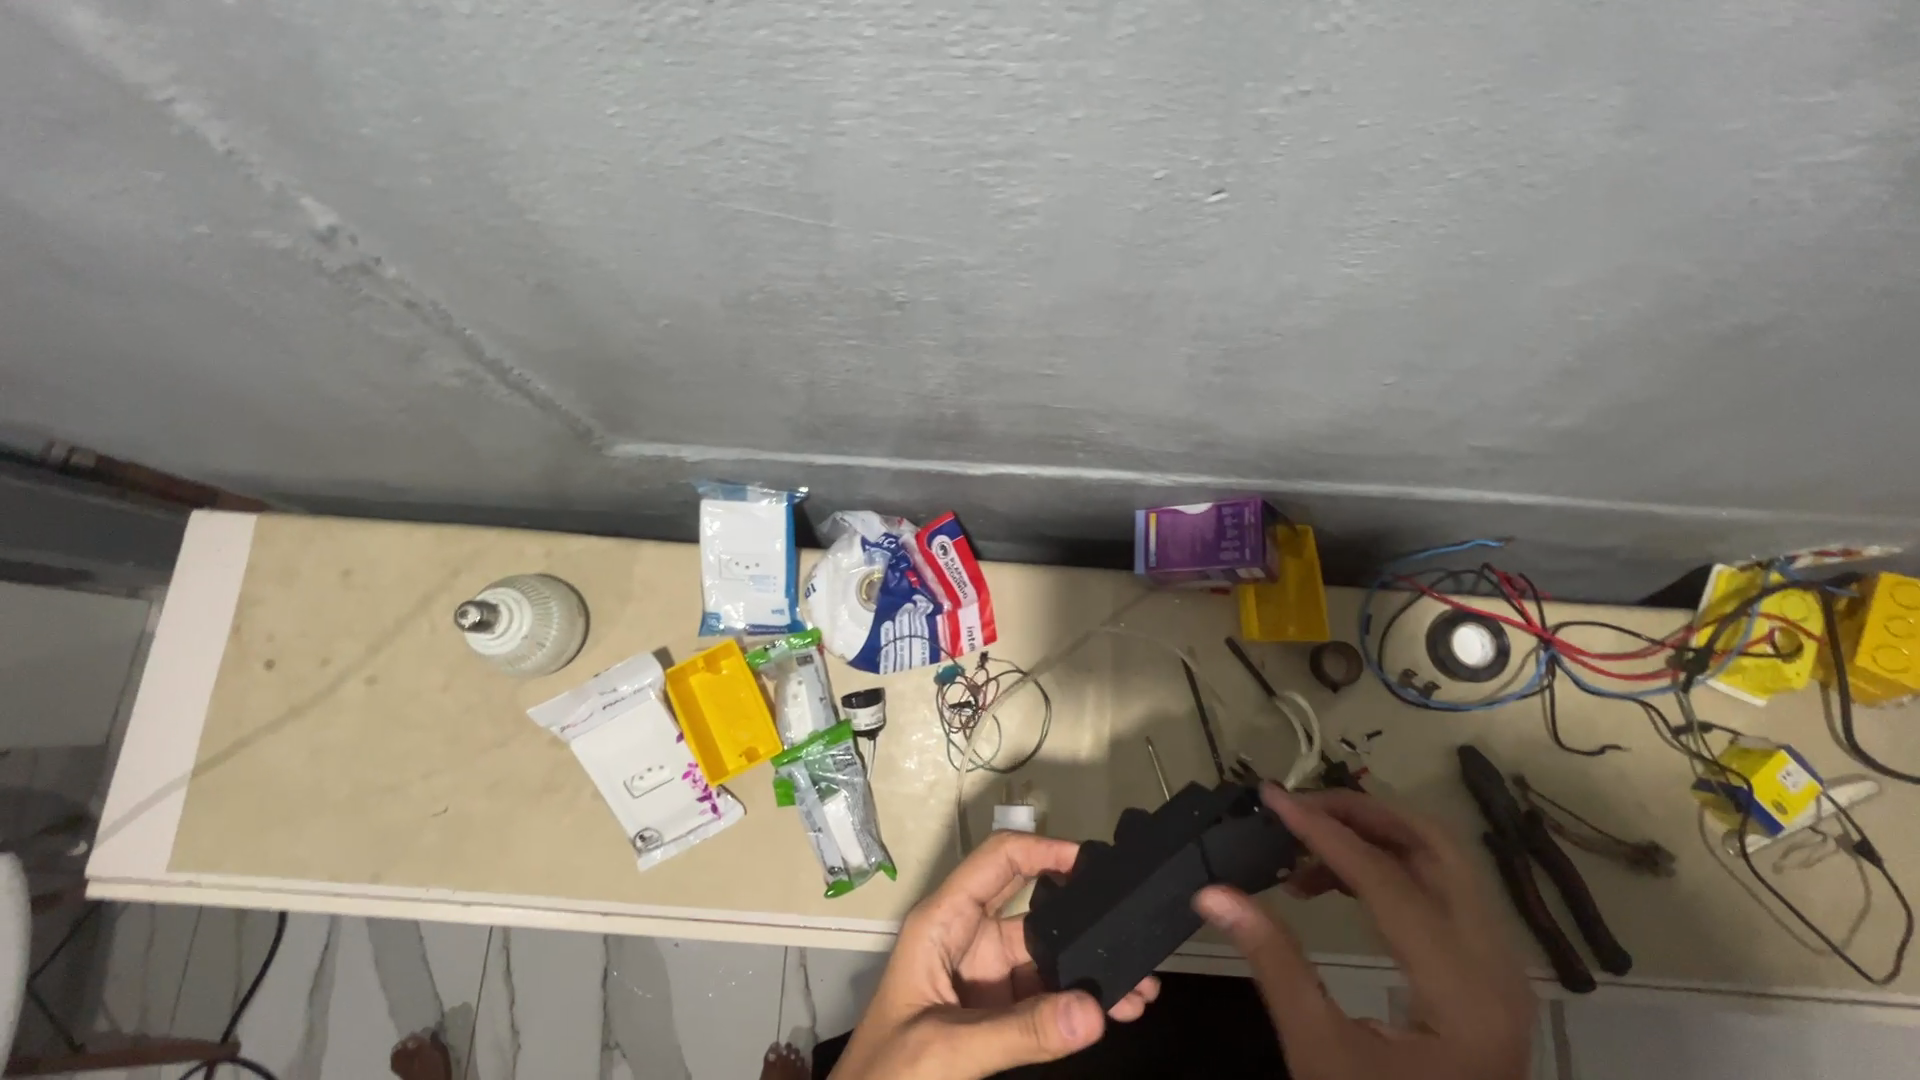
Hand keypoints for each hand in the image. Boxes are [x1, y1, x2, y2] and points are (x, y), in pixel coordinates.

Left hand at [830, 832, 1160, 1079]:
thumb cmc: (888, 1072)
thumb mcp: (947, 1048)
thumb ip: (1020, 1031)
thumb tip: (1096, 1010)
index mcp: (943, 921)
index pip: (999, 861)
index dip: (1045, 850)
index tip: (1095, 864)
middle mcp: (968, 937)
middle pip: (1034, 907)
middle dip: (1084, 916)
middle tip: (1133, 929)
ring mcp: (986, 976)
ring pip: (1049, 956)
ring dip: (1091, 968)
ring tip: (1142, 988)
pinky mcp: (998, 1013)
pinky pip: (1047, 997)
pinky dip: (1081, 1003)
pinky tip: (1117, 1011)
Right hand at [1194, 786, 1535, 1079]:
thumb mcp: (1320, 1052)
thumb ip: (1272, 962)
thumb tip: (1213, 893)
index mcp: (1461, 991)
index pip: (1389, 880)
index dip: (1323, 832)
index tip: (1271, 798)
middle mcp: (1496, 965)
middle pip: (1434, 849)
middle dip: (1361, 814)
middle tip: (1296, 808)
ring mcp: (1499, 966)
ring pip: (1441, 861)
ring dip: (1374, 835)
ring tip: (1304, 841)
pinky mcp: (1485, 970)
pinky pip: (1441, 888)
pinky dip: (1388, 865)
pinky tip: (1331, 880)